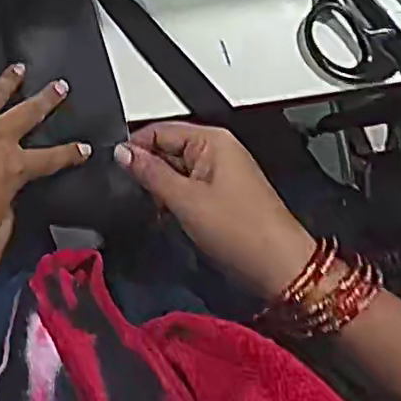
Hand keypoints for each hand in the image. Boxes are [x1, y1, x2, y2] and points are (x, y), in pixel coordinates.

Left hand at [0, 62, 90, 273]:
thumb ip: (4, 228)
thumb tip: (5, 215)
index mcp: (14, 170)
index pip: (51, 160)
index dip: (70, 154)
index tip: (83, 147)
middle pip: (30, 112)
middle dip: (48, 99)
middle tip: (60, 88)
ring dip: (11, 79)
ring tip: (20, 69)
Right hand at [114, 122, 316, 299]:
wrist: (282, 270)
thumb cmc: (244, 232)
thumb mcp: (185, 199)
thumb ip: (149, 172)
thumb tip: (123, 153)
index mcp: (212, 139)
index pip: (158, 130)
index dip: (136, 149)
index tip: (119, 168)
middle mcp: (217, 150)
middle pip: (165, 148)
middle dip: (149, 171)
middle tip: (142, 194)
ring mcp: (220, 171)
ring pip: (174, 169)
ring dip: (162, 188)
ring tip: (160, 208)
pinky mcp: (221, 192)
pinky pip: (187, 185)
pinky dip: (175, 199)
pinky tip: (172, 215)